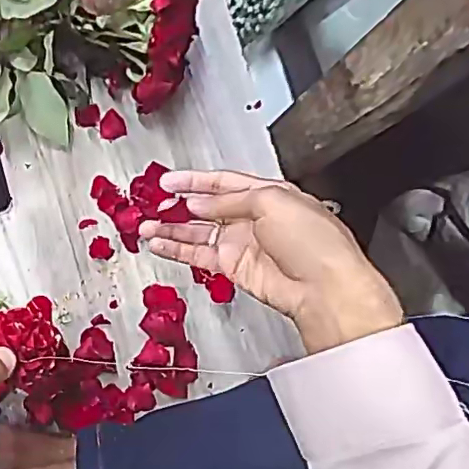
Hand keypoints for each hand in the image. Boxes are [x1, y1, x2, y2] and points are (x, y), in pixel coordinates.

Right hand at [141, 170, 404, 353]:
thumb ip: (232, 199)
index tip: (169, 181)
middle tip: (154, 203)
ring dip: (170, 228)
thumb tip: (203, 204)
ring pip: (197, 232)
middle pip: (207, 207)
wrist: (323, 287)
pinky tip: (158, 243)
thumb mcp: (273, 200)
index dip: (195, 180)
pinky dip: (176, 248)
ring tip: (145, 225)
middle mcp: (253, 218)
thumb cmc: (313, 241)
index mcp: (268, 194)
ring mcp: (242, 244)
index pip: (224, 182)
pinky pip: (198, 254)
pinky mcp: (233, 268)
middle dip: (179, 204)